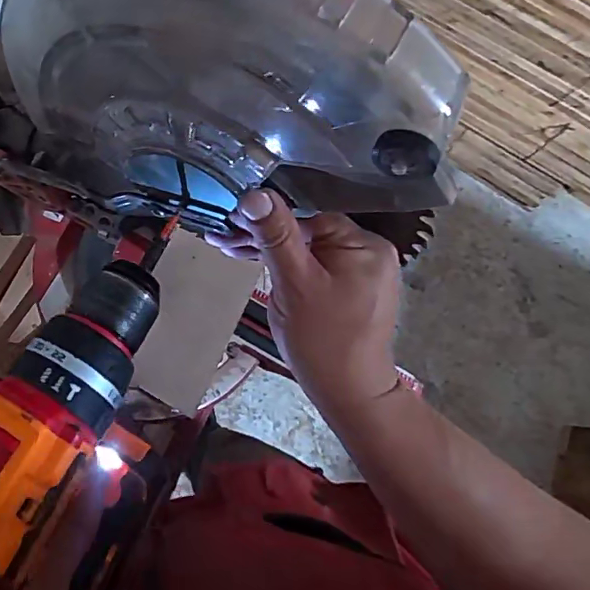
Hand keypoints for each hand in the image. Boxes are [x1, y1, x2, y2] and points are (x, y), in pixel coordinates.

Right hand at [207, 189, 404, 405]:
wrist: (349, 394)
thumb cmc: (322, 340)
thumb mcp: (293, 283)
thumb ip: (274, 236)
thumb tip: (255, 195)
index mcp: (363, 244)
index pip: (304, 220)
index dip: (263, 222)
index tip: (227, 225)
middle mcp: (369, 251)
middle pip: (304, 233)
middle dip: (261, 237)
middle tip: (220, 239)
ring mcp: (361, 271)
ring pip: (305, 250)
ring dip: (269, 252)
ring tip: (229, 250)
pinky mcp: (350, 288)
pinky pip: (313, 267)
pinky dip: (288, 268)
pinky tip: (258, 263)